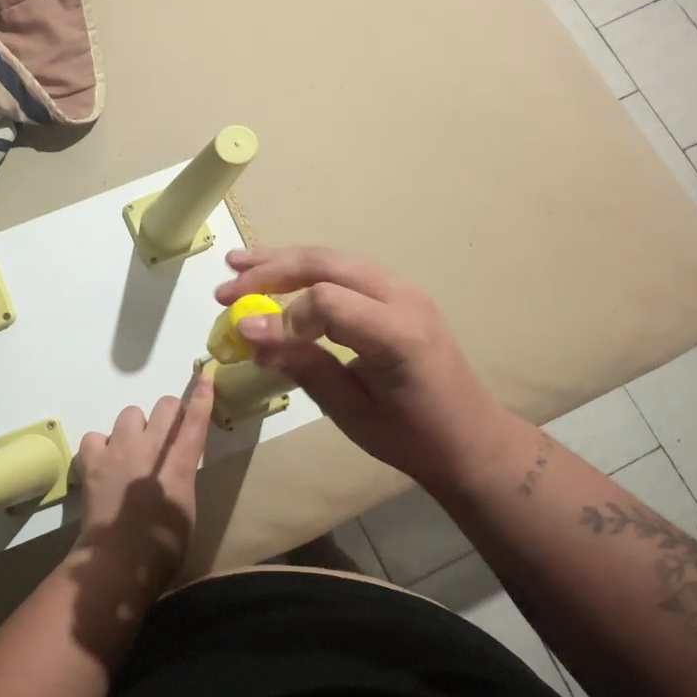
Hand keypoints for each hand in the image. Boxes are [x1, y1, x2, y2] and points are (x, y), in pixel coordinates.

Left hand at [71, 372, 212, 584]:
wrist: (118, 560)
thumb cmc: (162, 548)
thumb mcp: (185, 510)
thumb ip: (181, 479)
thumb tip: (174, 469)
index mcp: (179, 465)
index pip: (194, 422)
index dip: (201, 398)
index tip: (204, 378)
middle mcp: (150, 448)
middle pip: (164, 407)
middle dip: (169, 413)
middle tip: (165, 434)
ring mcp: (118, 449)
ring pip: (130, 414)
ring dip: (134, 428)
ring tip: (130, 452)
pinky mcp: (92, 459)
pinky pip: (96, 436)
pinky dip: (101, 447)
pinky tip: (104, 463)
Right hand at [215, 247, 508, 486]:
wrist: (469, 438)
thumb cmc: (412, 436)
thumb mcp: (352, 412)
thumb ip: (305, 367)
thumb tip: (252, 336)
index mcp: (397, 334)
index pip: (326, 302)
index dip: (280, 315)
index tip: (243, 332)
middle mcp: (404, 299)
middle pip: (327, 263)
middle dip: (271, 271)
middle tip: (226, 287)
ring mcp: (404, 290)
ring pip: (335, 258)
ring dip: (284, 261)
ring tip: (239, 264)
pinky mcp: (398, 293)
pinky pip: (347, 270)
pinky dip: (308, 269)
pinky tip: (278, 274)